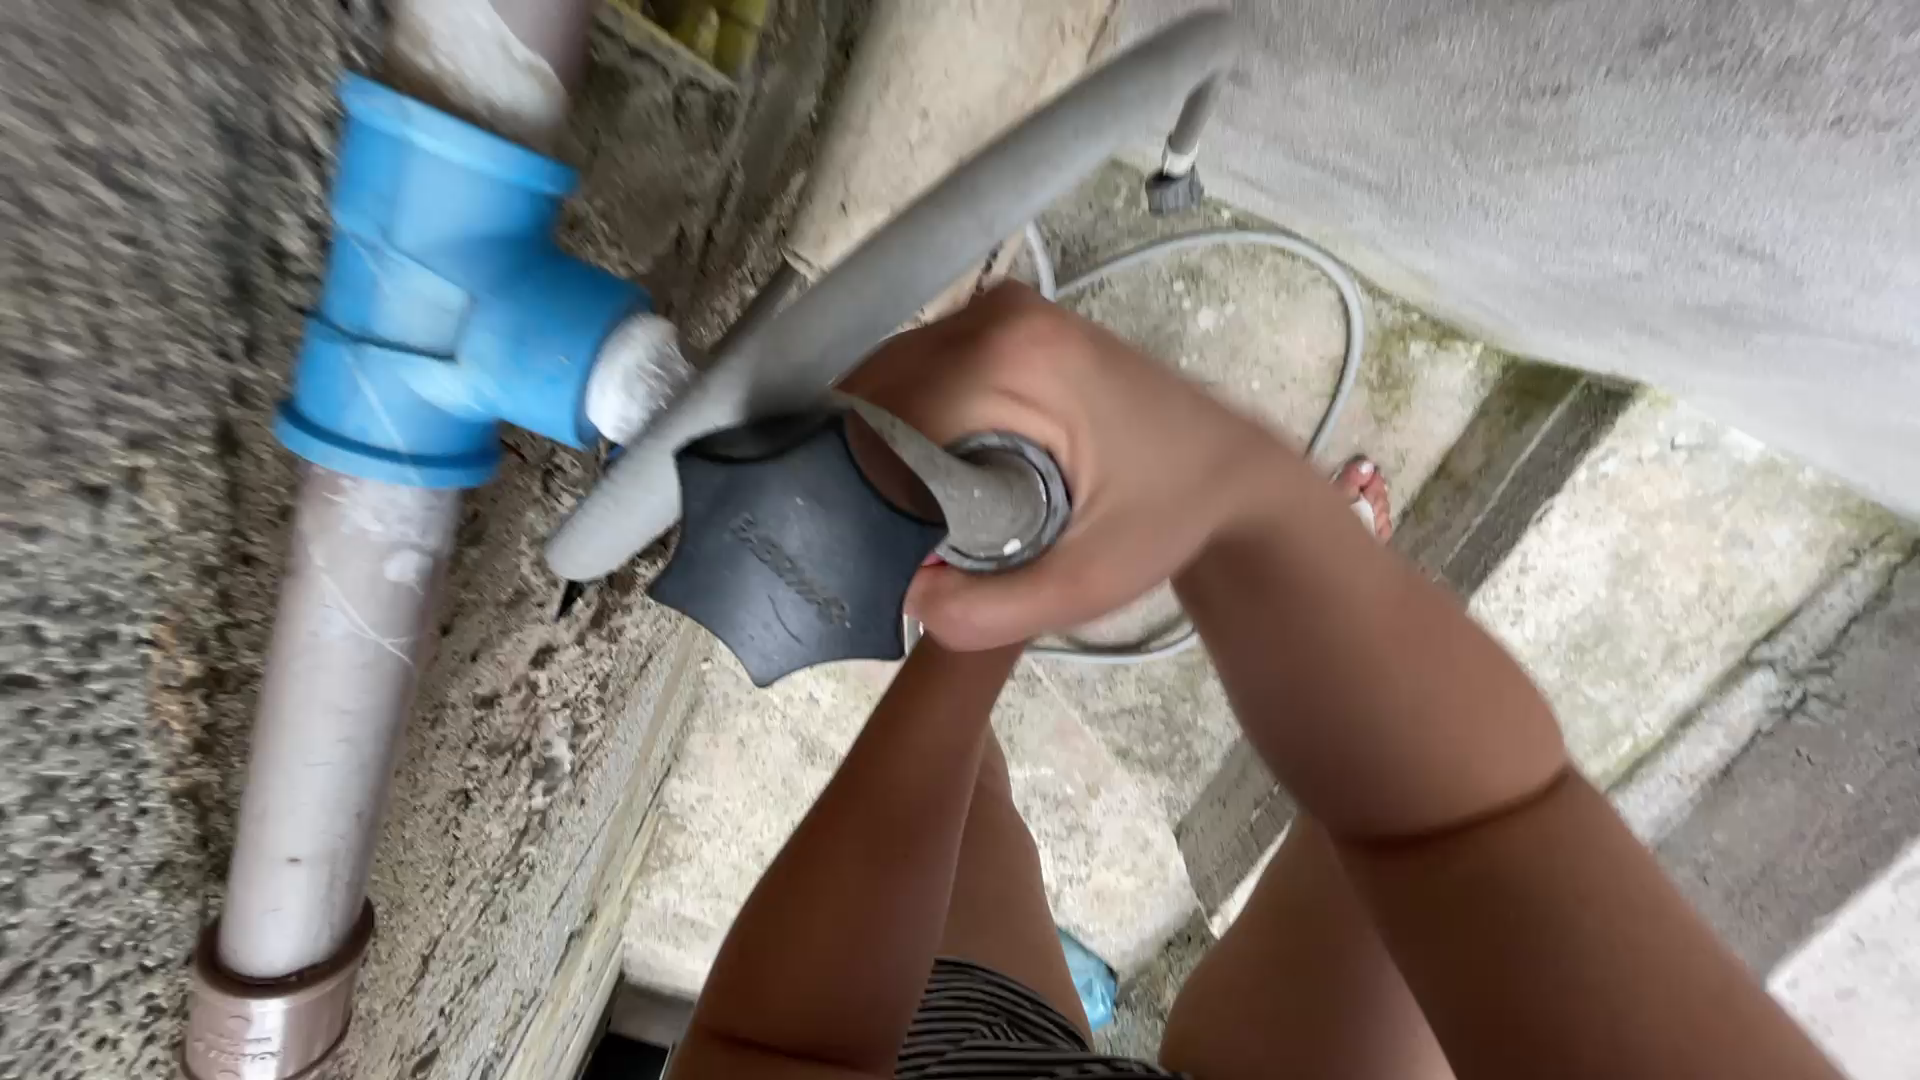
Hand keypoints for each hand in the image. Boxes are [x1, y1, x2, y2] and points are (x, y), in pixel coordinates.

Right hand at [842, 283, 1292, 649]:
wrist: (1226, 468)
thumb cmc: (1165, 519)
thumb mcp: (1082, 586)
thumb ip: (986, 611)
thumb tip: (902, 593)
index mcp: (1012, 359)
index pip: (884, 424)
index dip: (875, 493)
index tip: (896, 549)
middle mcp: (994, 315)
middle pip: (878, 395)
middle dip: (873, 468)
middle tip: (906, 532)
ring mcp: (997, 308)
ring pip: (890, 381)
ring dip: (885, 444)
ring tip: (921, 505)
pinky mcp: (1002, 320)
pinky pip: (918, 370)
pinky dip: (908, 420)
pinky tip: (935, 468)